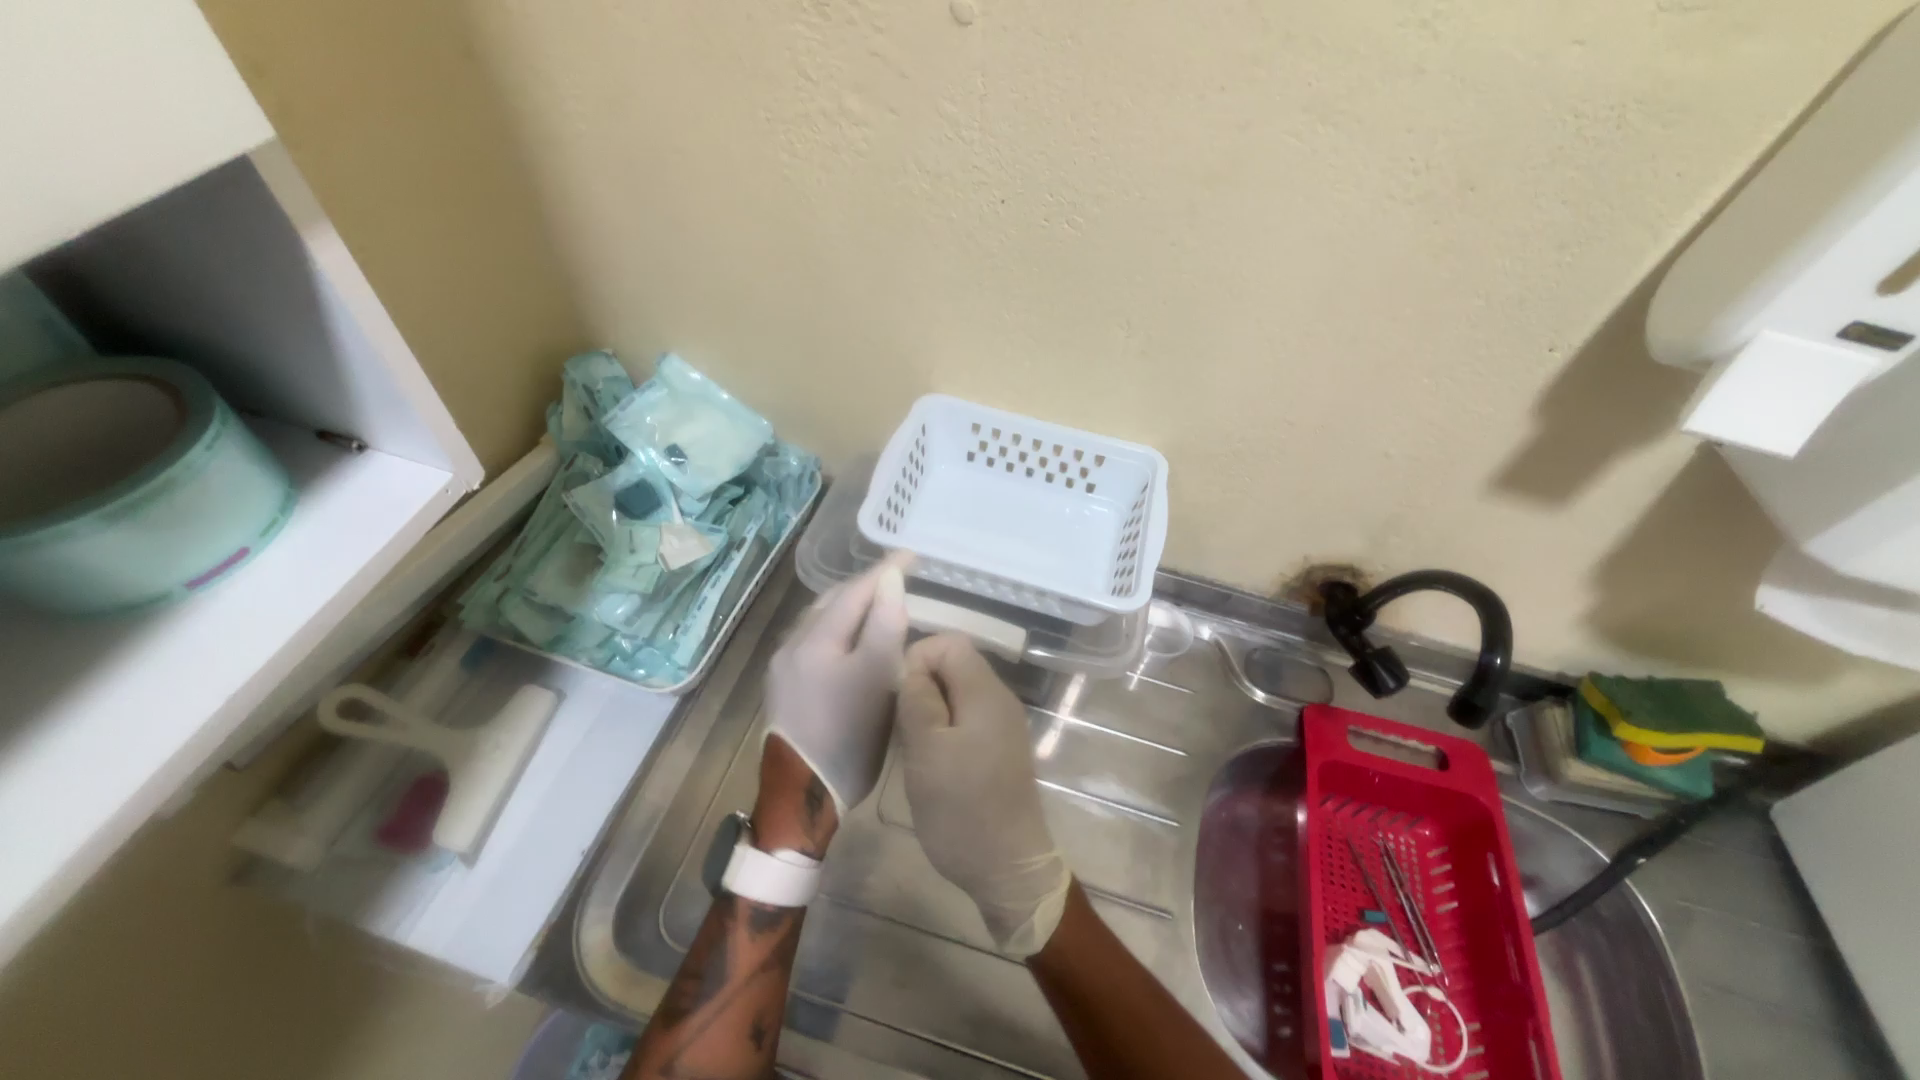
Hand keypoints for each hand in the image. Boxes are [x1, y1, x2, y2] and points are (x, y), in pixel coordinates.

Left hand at [762, 552, 912, 845]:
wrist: (803, 794)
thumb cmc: (848, 736)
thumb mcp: (877, 679)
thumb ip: (886, 625)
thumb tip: (891, 580)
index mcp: (817, 638)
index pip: (855, 590)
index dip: (886, 571)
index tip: (913, 555)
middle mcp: (794, 644)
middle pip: (833, 602)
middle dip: (866, 587)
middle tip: (899, 580)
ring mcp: (784, 667)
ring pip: (821, 621)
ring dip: (851, 608)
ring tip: (880, 605)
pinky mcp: (784, 688)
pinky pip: (815, 642)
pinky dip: (839, 630)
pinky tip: (852, 641)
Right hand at [896, 634, 1070, 958]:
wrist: (1006, 867)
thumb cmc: (961, 807)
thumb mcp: (926, 749)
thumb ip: (918, 698)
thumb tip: (913, 669)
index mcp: (986, 692)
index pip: (950, 643)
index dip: (916, 657)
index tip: (896, 696)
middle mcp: (1000, 701)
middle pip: (955, 666)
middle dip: (921, 685)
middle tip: (899, 723)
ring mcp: (1002, 727)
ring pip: (957, 695)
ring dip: (929, 710)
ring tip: (910, 744)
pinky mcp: (998, 751)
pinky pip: (966, 720)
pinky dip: (942, 730)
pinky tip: (928, 760)